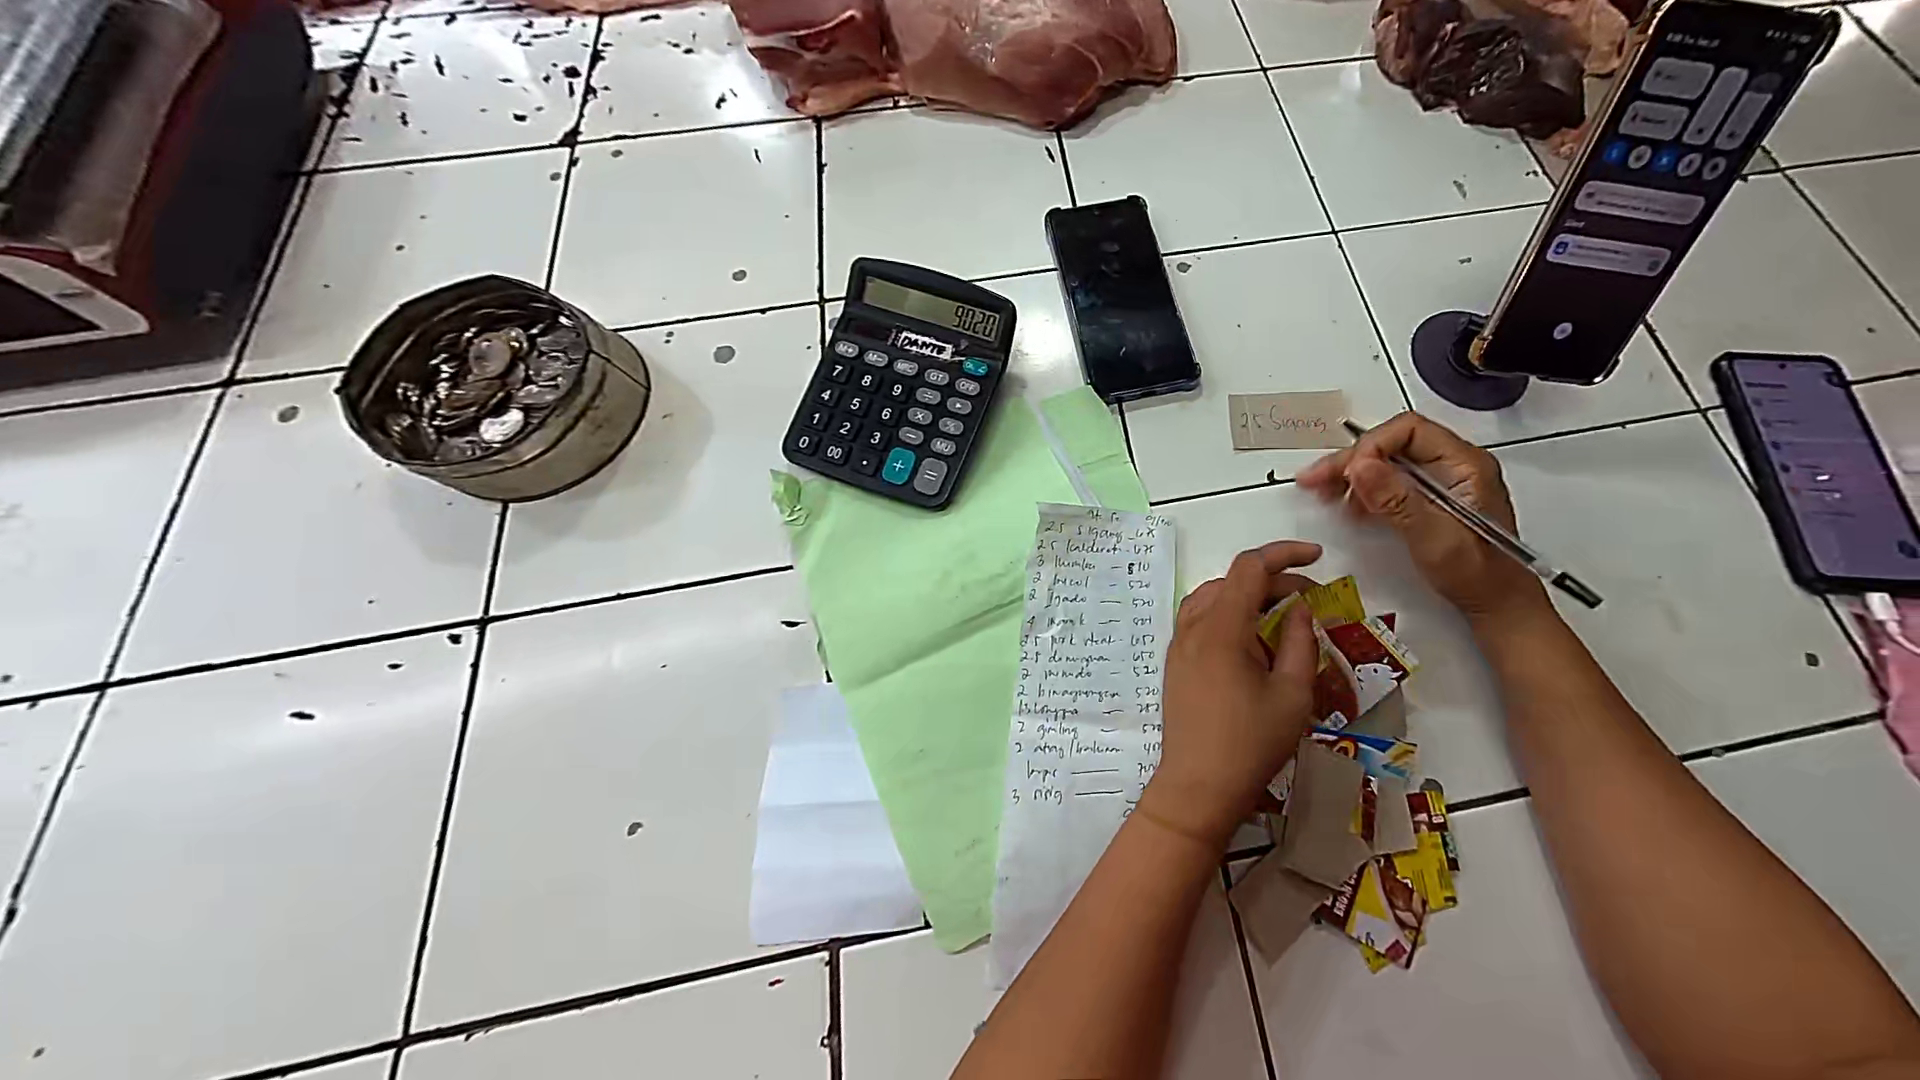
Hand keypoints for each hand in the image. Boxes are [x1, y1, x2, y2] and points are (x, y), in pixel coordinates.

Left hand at [1140, 541, 1320, 847]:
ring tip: (1281, 618)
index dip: (1284, 554)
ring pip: (1211, 599)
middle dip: (1272, 582)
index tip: (1317, 557)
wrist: (1198, 785)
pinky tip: (1251, 642)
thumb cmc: (1251, 743)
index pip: (1249, 569)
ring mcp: (1178, 646)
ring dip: (1246, 597)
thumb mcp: (1292, 694)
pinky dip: (1227, 616)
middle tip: (1309, 603)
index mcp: (1220, 629)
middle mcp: (1192, 628)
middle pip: (1229, 582)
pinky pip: (1200, 622)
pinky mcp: (1175, 663)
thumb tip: (1299, 609)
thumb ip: (1297, 642)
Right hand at [1296, 411, 1549, 623]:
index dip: (1372, 447)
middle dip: (1350, 460)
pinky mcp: (1425, 497)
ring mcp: (1438, 480)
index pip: (1408, 431)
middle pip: (1391, 444)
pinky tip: (1345, 504)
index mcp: (1464, 464)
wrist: (1497, 603)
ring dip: (1350, 473)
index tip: (1348, 475)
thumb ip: (1397, 500)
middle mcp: (1451, 465)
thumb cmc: (1475, 574)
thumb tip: (1358, 466)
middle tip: (1314, 481)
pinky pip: (1386, 480)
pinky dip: (1360, 488)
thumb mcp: (1434, 538)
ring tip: (1322, 492)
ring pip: (1385, 461)